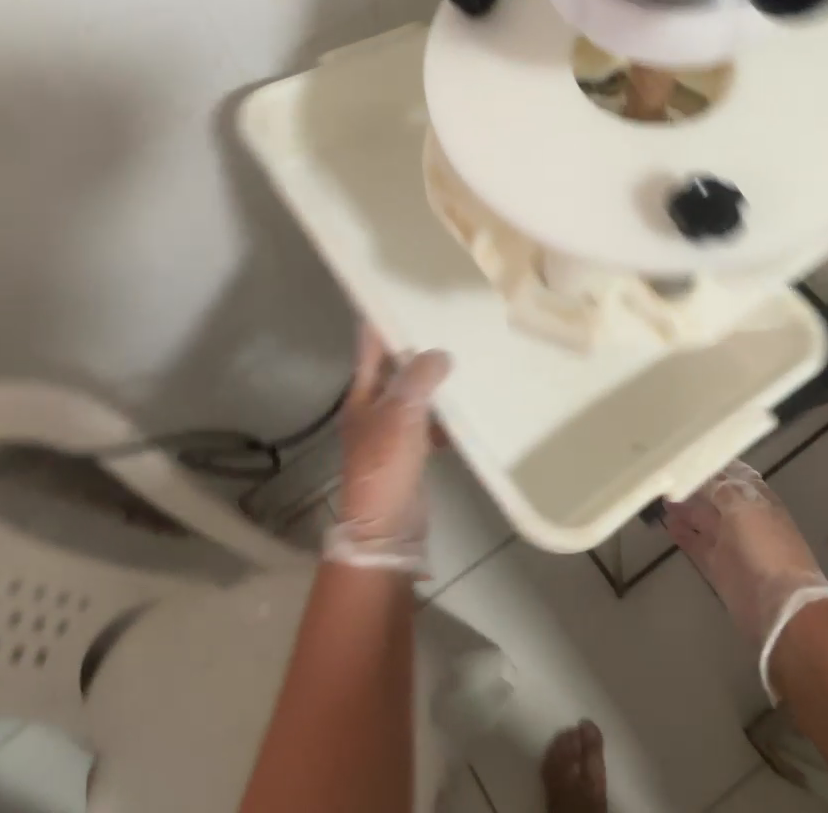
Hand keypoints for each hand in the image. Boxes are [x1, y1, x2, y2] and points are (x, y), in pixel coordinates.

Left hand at [324, 326, 452, 572]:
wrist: (385, 529)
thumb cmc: (385, 467)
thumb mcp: (400, 416)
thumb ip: (418, 380)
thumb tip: (440, 354)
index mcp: (361, 396)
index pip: (370, 348)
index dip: (383, 322)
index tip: (404, 297)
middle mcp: (372, 410)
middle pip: (395, 371)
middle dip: (419, 352)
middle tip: (450, 327)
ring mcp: (390, 434)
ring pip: (415, 398)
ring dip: (435, 385)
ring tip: (466, 363)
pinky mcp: (408, 455)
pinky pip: (428, 426)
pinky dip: (444, 419)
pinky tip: (466, 414)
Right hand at [664, 462, 827, 701]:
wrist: (779, 607)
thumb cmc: (766, 549)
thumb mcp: (744, 508)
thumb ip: (722, 489)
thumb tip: (704, 477)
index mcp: (759, 501)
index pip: (735, 476)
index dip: (713, 466)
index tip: (686, 456)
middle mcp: (745, 520)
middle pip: (716, 498)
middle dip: (694, 486)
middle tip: (664, 476)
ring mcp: (732, 545)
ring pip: (704, 521)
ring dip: (684, 509)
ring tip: (659, 498)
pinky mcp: (719, 568)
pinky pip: (697, 545)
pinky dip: (683, 535)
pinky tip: (666, 524)